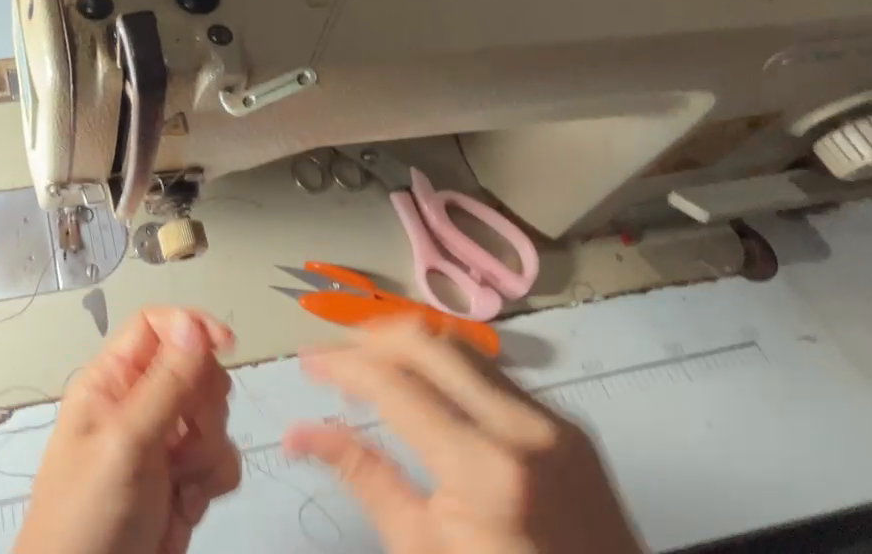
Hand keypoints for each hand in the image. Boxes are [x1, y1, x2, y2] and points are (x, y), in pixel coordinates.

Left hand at [16, 308, 240, 553]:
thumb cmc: (89, 513)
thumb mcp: (125, 443)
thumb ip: (165, 384)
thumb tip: (194, 324)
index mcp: (112, 381)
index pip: (156, 326)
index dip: (191, 327)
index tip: (225, 345)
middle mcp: (137, 404)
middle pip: (195, 370)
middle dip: (203, 403)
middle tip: (183, 435)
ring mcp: (162, 443)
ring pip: (213, 417)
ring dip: (206, 450)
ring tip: (178, 480)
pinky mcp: (183, 480)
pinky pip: (219, 459)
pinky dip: (211, 482)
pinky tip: (185, 504)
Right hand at [284, 320, 642, 553]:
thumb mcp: (422, 550)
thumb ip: (364, 477)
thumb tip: (299, 433)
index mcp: (482, 467)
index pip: (394, 384)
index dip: (341, 363)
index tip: (307, 361)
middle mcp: (523, 427)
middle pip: (430, 341)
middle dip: (373, 337)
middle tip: (338, 355)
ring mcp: (555, 422)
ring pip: (464, 348)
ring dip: (411, 347)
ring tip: (373, 368)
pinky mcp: (571, 428)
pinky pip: (497, 375)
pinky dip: (449, 370)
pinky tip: (426, 392)